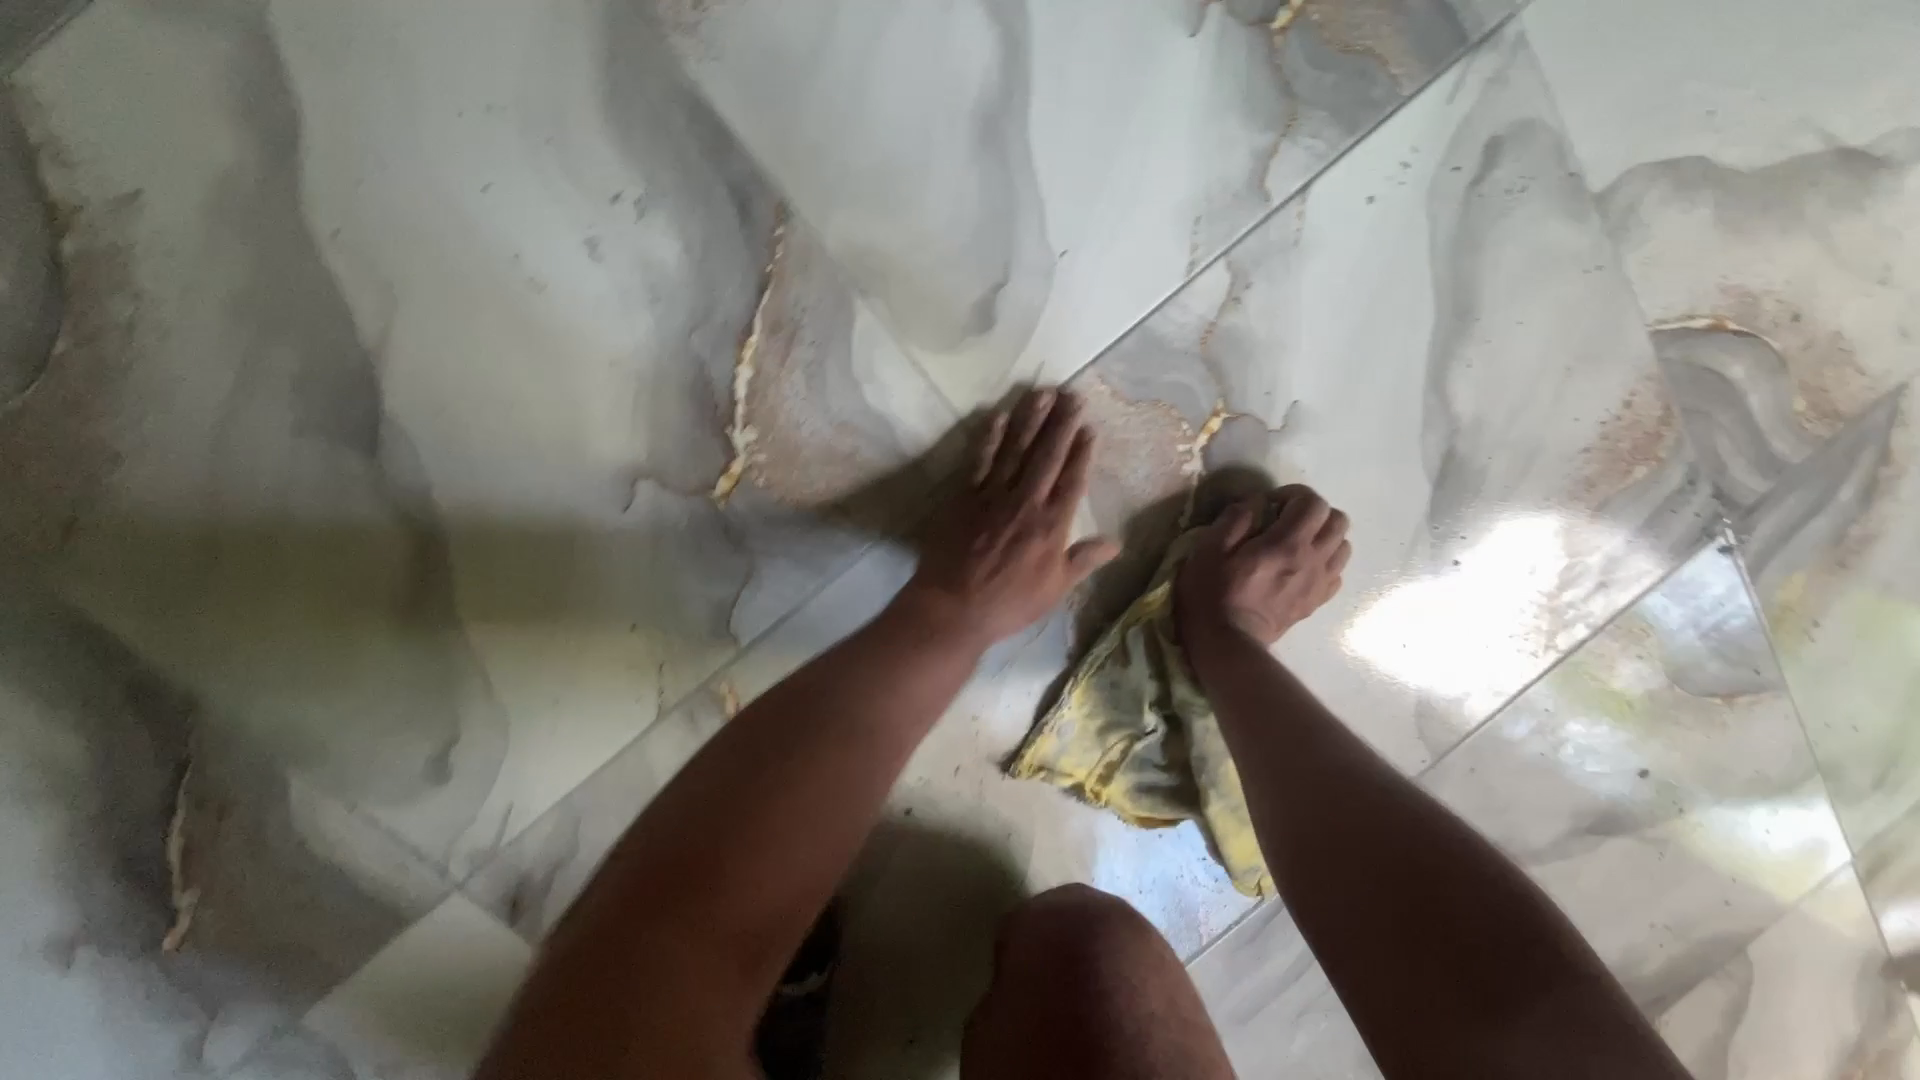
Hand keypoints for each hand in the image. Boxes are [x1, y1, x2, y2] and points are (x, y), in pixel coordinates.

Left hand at [895, 387, 1118, 648]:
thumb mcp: (1056, 589)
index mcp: (1052, 525)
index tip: (1089, 426)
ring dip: (1029, 420)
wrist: (955, 607)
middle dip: (1061, 423)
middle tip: (1071, 395)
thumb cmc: (1010, 603)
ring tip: (1042, 393)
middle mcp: (1026, 502)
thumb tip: (1117, 543)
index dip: (1081, 451)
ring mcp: (993, 496)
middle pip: (1047, 455)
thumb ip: (1084, 560)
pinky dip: (989, 438)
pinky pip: (979, 460)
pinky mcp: (965, 497)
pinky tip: (998, 416)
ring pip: (1015, 450)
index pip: (1072, 479)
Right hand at [1175, 484, 1351, 646]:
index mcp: (1286, 543)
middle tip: (1286, 519)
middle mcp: (1312, 560)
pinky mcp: (1316, 602)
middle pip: (1338, 520)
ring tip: (1297, 543)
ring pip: (1343, 546)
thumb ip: (1234, 519)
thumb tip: (1253, 503)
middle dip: (1314, 512)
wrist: (1228, 642)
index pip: (1313, 503)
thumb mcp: (1209, 549)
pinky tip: (1301, 568)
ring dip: (1324, 536)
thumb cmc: (1212, 594)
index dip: (1293, 494)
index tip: (1270, 504)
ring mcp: (1318, 583)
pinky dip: (1325, 562)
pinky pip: (1336, 573)